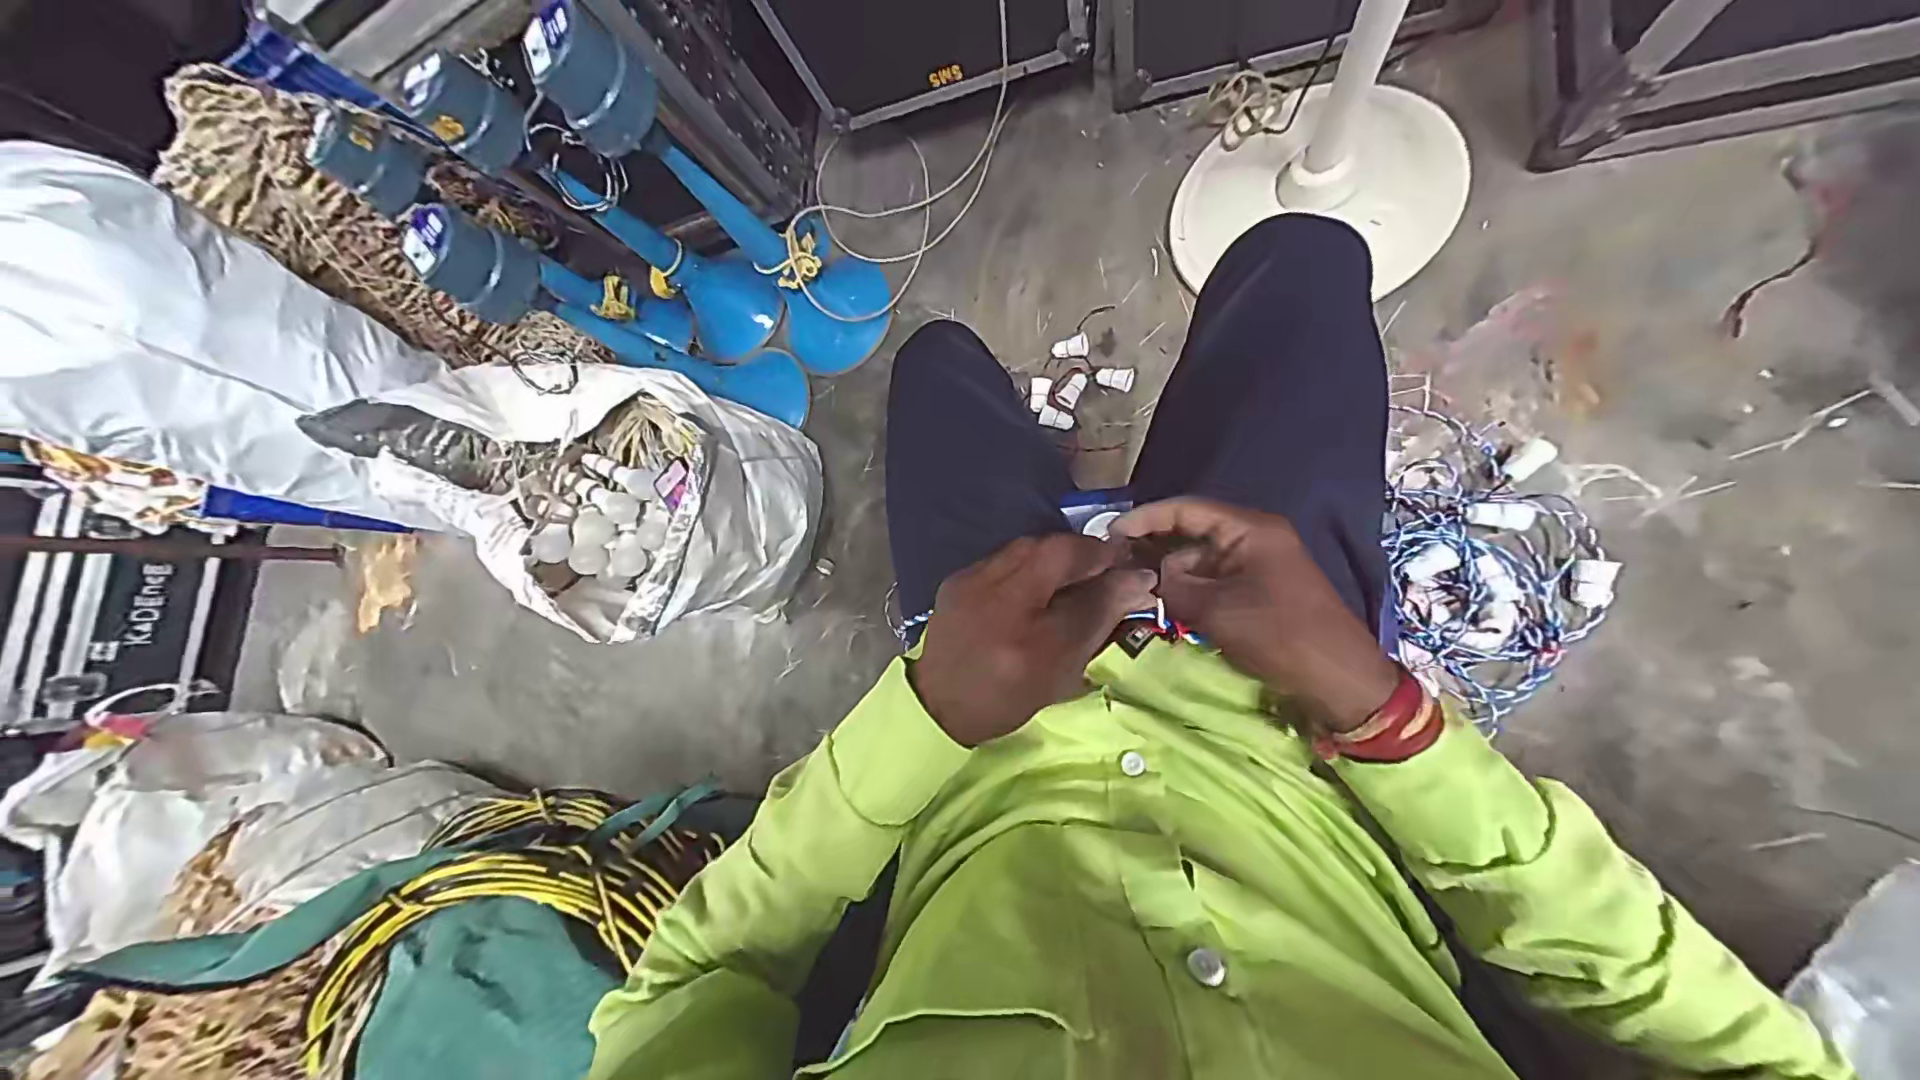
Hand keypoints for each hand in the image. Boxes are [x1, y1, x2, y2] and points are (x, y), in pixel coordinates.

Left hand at [910, 534, 1157, 746]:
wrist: (939, 705)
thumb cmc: (1005, 697)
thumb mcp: (1060, 669)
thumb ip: (1097, 619)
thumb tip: (1136, 581)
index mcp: (1020, 626)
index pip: (1076, 581)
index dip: (1111, 564)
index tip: (1134, 568)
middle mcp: (990, 592)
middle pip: (1049, 550)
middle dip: (1086, 552)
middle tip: (1108, 567)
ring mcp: (969, 581)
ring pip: (1025, 549)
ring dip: (1059, 553)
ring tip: (1077, 572)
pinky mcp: (956, 580)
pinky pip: (1004, 558)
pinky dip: (1031, 561)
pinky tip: (1039, 579)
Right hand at [1111, 497, 1398, 731]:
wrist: (1338, 679)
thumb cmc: (1279, 635)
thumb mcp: (1214, 610)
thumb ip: (1172, 586)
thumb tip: (1150, 577)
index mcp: (1249, 530)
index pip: (1185, 509)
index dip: (1145, 518)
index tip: (1111, 534)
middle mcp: (1253, 537)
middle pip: (1191, 531)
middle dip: (1155, 547)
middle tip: (1118, 565)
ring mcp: (1258, 562)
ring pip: (1200, 558)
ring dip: (1172, 573)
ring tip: (1141, 590)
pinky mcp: (1258, 586)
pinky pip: (1214, 578)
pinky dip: (1190, 588)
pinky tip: (1169, 604)